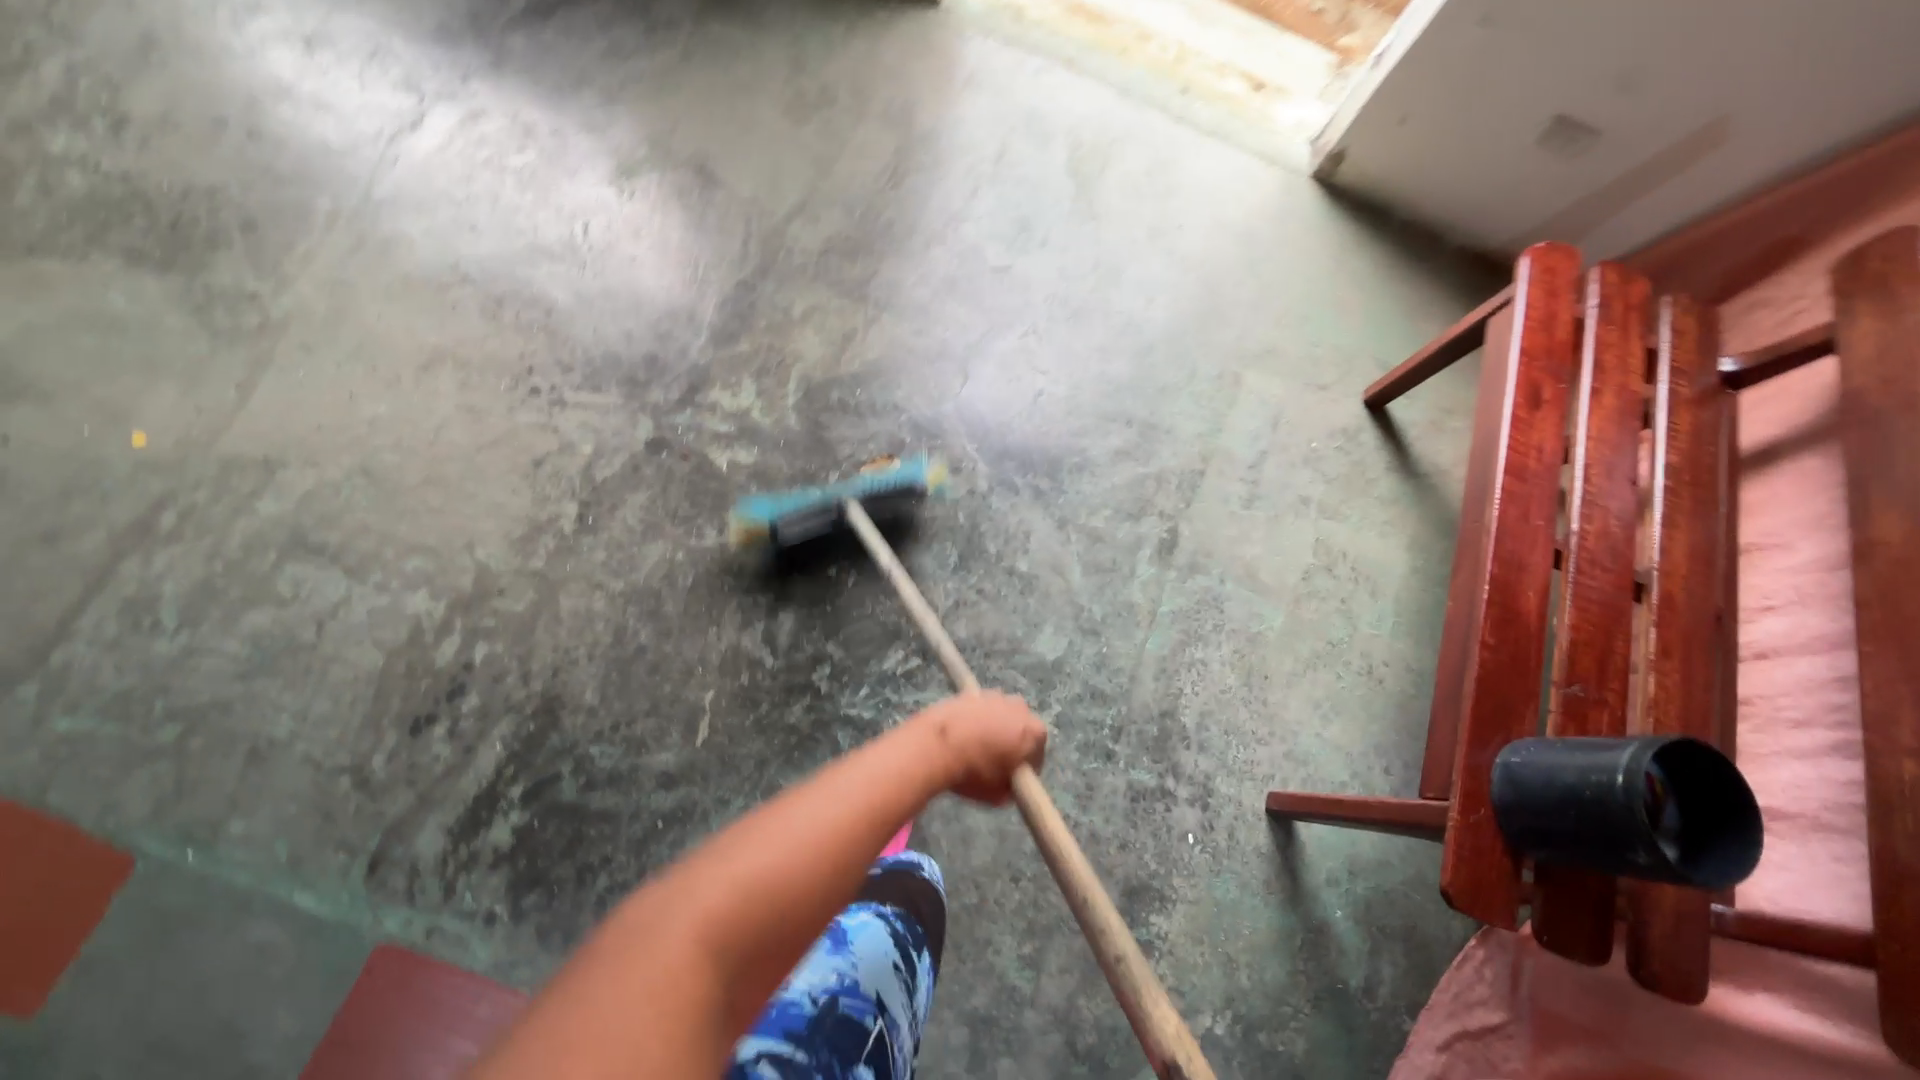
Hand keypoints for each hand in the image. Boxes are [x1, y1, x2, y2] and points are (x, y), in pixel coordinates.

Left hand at [912, 691, 1048, 805]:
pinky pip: (978, 710)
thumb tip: (1008, 783)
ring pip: (999, 716)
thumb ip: (1012, 787)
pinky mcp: (971, 692)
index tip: (1010, 779)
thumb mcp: (1000, 796)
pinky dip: (973, 720)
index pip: (1036, 755)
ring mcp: (995, 695)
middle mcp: (1021, 707)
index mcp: (1036, 732)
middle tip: (991, 763)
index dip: (1024, 769)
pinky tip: (961, 736)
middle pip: (1020, 730)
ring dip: (992, 729)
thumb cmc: (975, 771)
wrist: (937, 744)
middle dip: (1010, 743)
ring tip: (973, 749)